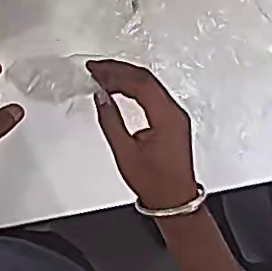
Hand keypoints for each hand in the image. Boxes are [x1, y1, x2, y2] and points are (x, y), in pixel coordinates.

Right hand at [89, 58, 198, 211]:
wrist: (174, 203)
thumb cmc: (155, 184)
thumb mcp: (125, 153)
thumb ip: (111, 121)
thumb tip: (101, 96)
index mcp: (166, 117)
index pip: (140, 82)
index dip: (115, 72)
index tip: (96, 69)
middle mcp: (174, 112)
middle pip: (145, 78)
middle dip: (119, 70)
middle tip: (96, 68)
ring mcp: (175, 115)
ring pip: (150, 84)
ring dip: (126, 76)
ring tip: (104, 74)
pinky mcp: (172, 119)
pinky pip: (153, 94)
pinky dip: (134, 87)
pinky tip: (119, 88)